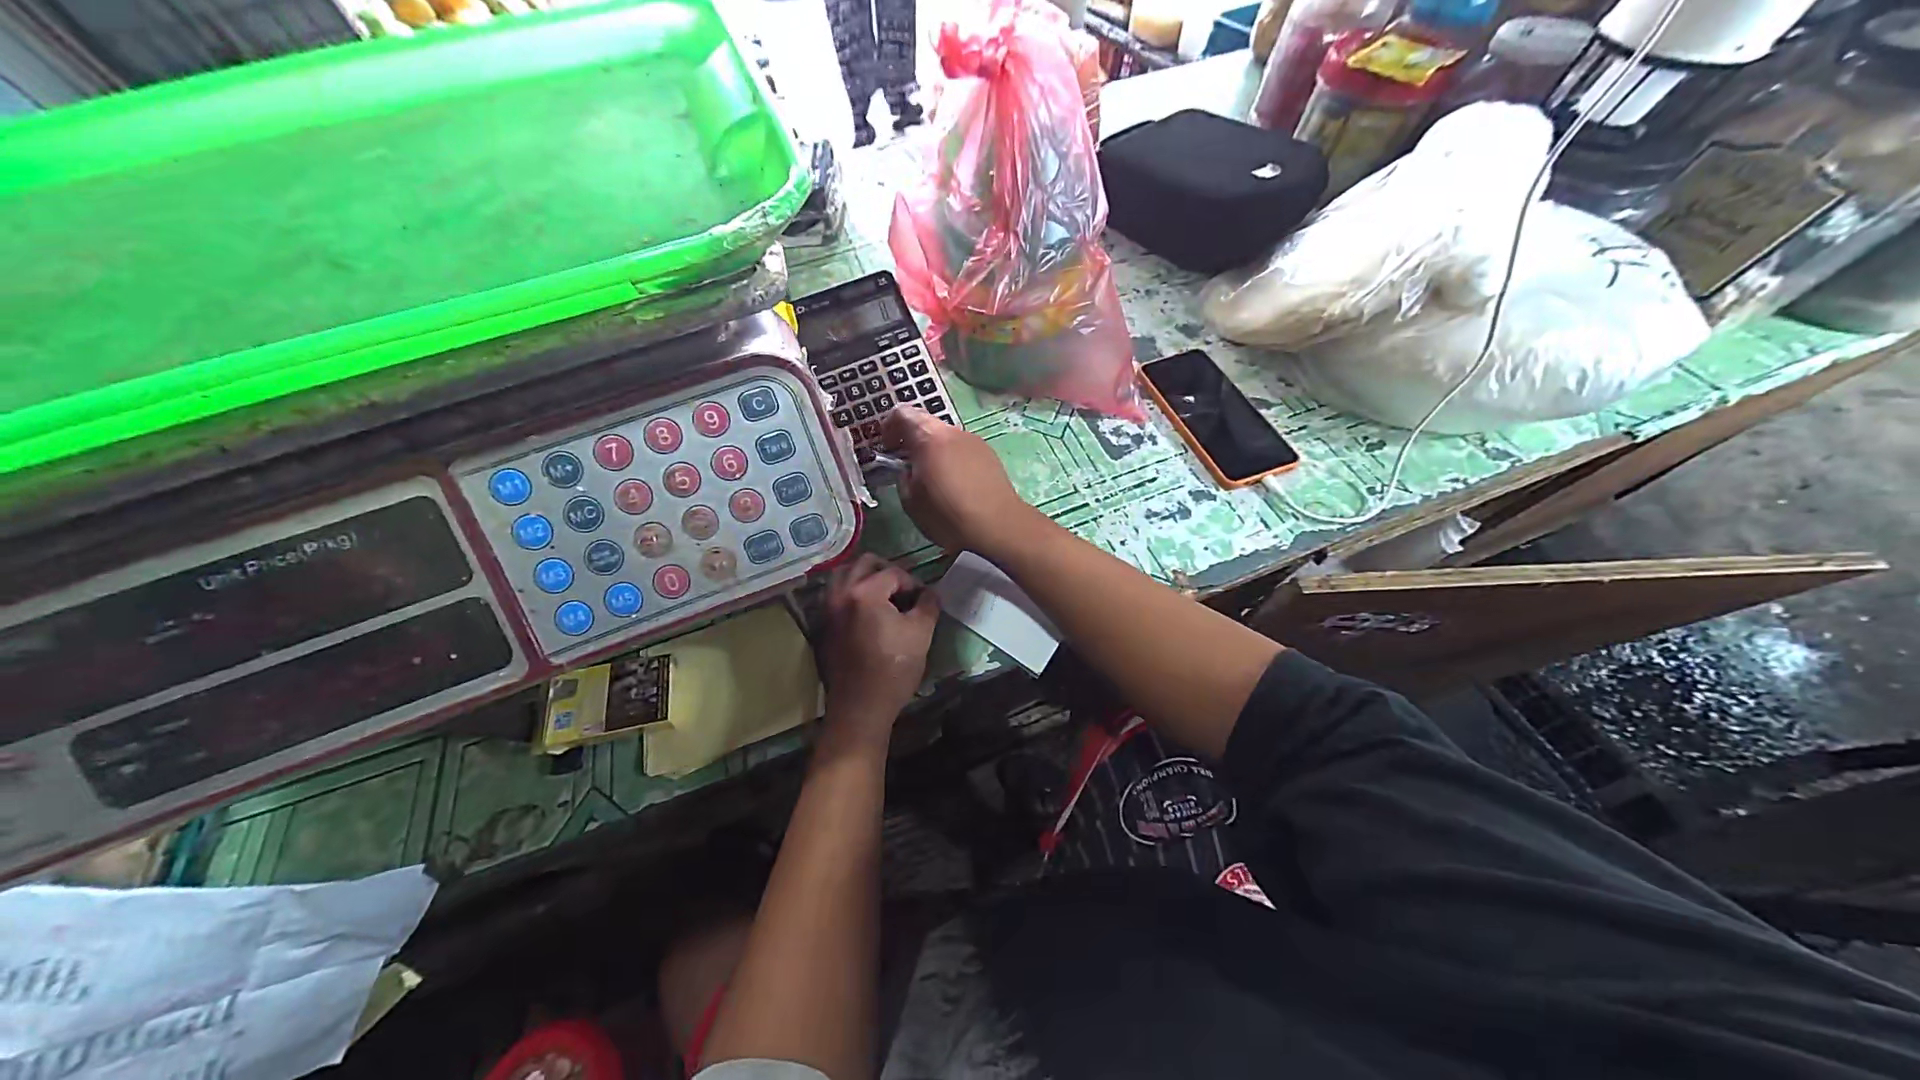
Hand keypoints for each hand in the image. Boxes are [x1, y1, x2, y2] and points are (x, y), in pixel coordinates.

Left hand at [819, 554, 940, 749]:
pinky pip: (834, 594)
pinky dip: (850, 592)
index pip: (894, 573)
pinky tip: (866, 610)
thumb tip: (929, 593)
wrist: (860, 707)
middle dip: (887, 571)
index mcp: (865, 592)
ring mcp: (827, 608)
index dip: (913, 583)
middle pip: (864, 563)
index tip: (923, 600)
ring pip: (843, 575)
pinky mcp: (822, 624)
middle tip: (903, 589)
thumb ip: (928, 605)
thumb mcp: (921, 634)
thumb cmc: (893, 669)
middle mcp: (840, 593)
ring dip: (864, 577)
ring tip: (883, 594)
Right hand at [881, 407, 1033, 556]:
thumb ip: (903, 477)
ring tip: (931, 477)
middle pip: (926, 424)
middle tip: (906, 464)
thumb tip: (908, 470)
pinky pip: (962, 449)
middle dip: (912, 439)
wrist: (997, 526)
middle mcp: (953, 432)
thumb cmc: (947, 515)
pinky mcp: (989, 455)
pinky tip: (953, 483)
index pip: (902, 413)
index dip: (889, 427)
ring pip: (946, 437)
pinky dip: (951, 458)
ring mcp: (974, 441)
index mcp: (929, 437)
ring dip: (933, 449)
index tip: (886, 448)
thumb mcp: (911, 500)